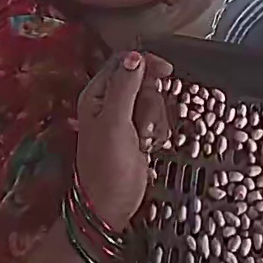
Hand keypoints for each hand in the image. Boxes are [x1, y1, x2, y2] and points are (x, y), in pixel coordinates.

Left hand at [74, 52, 172, 229]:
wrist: (110, 206)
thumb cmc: (107, 166)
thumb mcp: (115, 122)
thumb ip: (125, 87)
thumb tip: (135, 56)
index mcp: (97, 94)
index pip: (122, 63)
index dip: (144, 63)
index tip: (166, 71)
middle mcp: (110, 102)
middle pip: (143, 81)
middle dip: (151, 100)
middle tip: (144, 122)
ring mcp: (125, 119)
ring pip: (153, 100)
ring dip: (155, 119)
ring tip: (145, 139)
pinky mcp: (139, 133)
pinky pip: (158, 118)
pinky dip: (159, 130)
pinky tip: (151, 146)